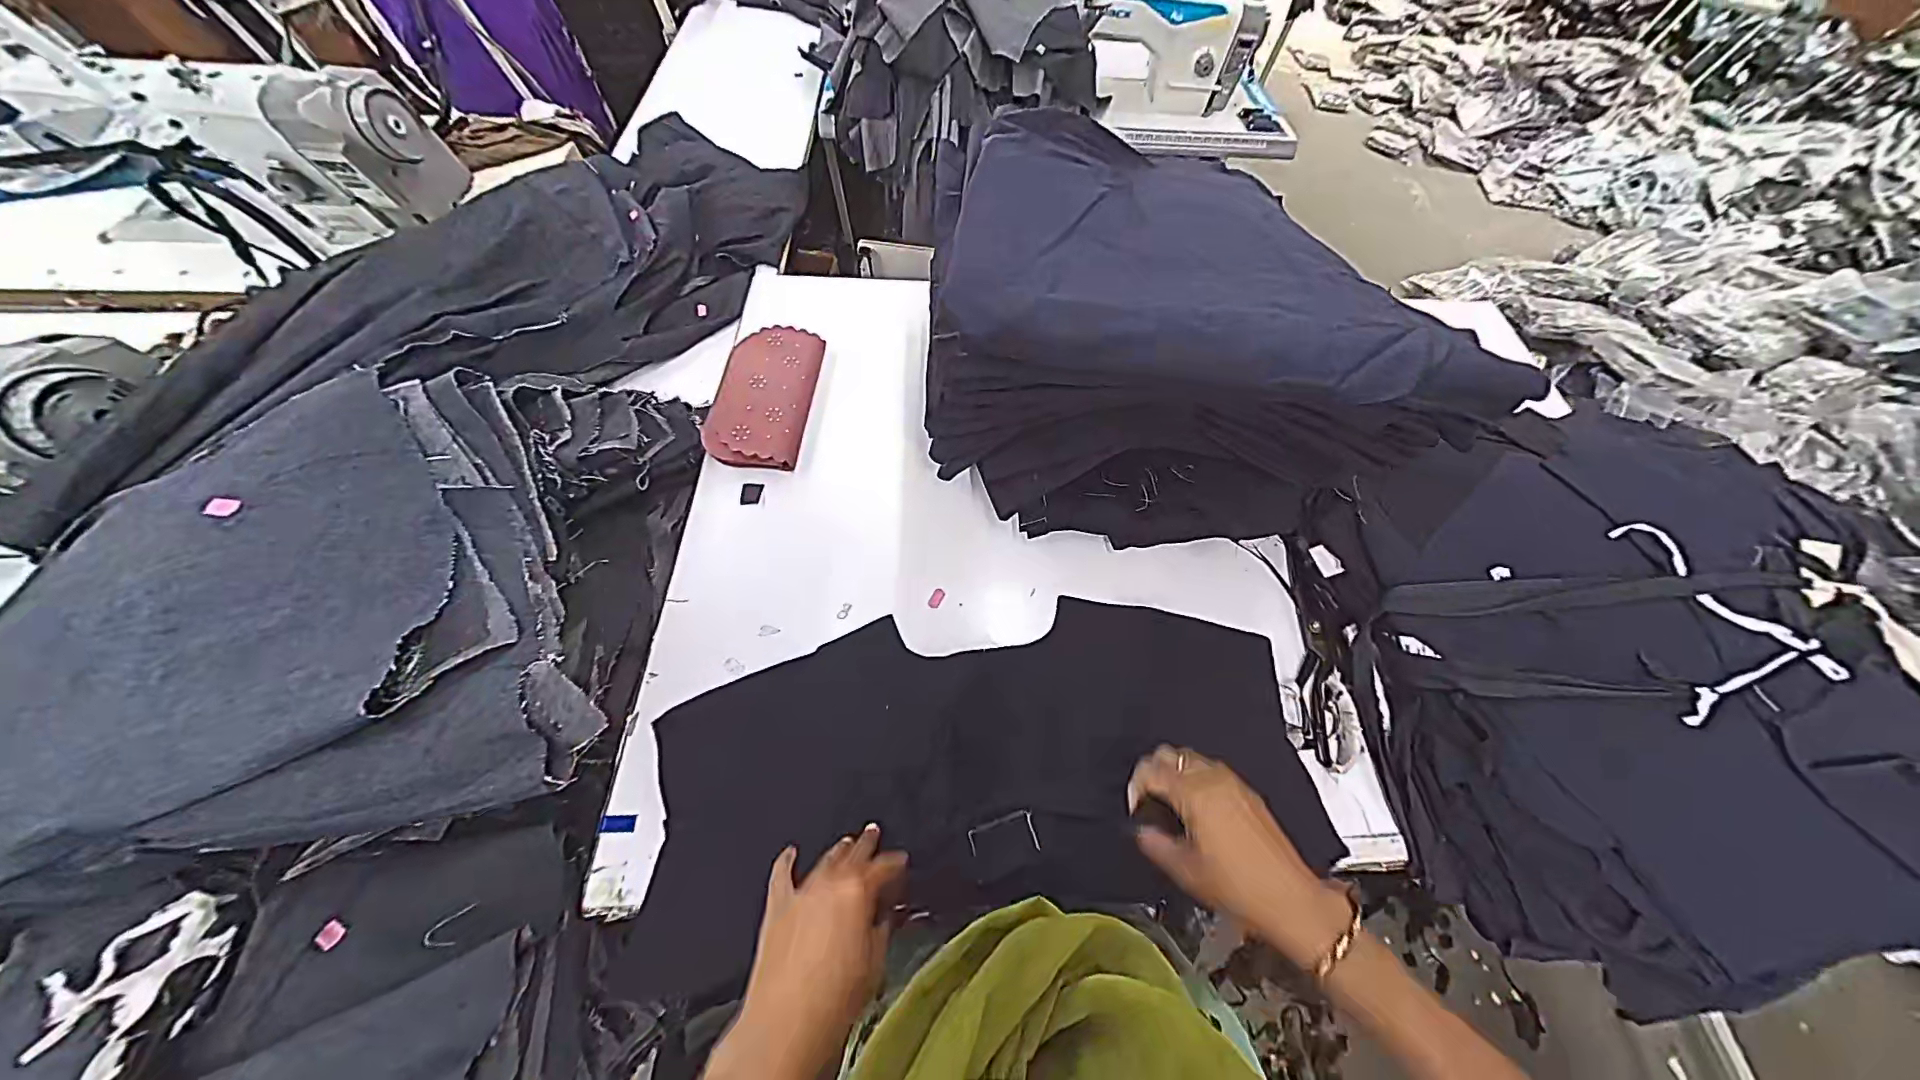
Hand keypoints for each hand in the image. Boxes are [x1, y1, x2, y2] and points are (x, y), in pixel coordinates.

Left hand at [707, 825, 907, 1079]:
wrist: (785, 1024)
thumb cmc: (831, 1001)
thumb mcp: (875, 962)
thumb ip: (881, 929)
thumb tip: (883, 919)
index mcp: (858, 892)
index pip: (884, 866)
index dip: (895, 863)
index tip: (900, 862)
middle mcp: (829, 884)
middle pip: (853, 854)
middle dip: (867, 843)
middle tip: (874, 834)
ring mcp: (801, 894)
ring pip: (823, 861)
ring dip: (837, 851)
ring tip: (846, 843)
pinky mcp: (776, 908)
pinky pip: (781, 874)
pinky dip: (786, 861)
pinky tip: (789, 853)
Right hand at [1129, 745, 1351, 966]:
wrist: (1290, 899)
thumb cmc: (1242, 888)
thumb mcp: (1184, 869)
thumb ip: (1153, 843)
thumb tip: (1142, 831)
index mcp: (1194, 793)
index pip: (1149, 769)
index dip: (1135, 787)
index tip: (1135, 807)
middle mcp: (1214, 780)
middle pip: (1169, 754)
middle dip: (1152, 773)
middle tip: (1148, 800)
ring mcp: (1233, 784)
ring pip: (1190, 759)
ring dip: (1174, 773)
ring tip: (1170, 804)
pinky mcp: (1247, 793)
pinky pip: (1212, 771)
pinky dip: (1195, 780)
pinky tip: (1196, 809)